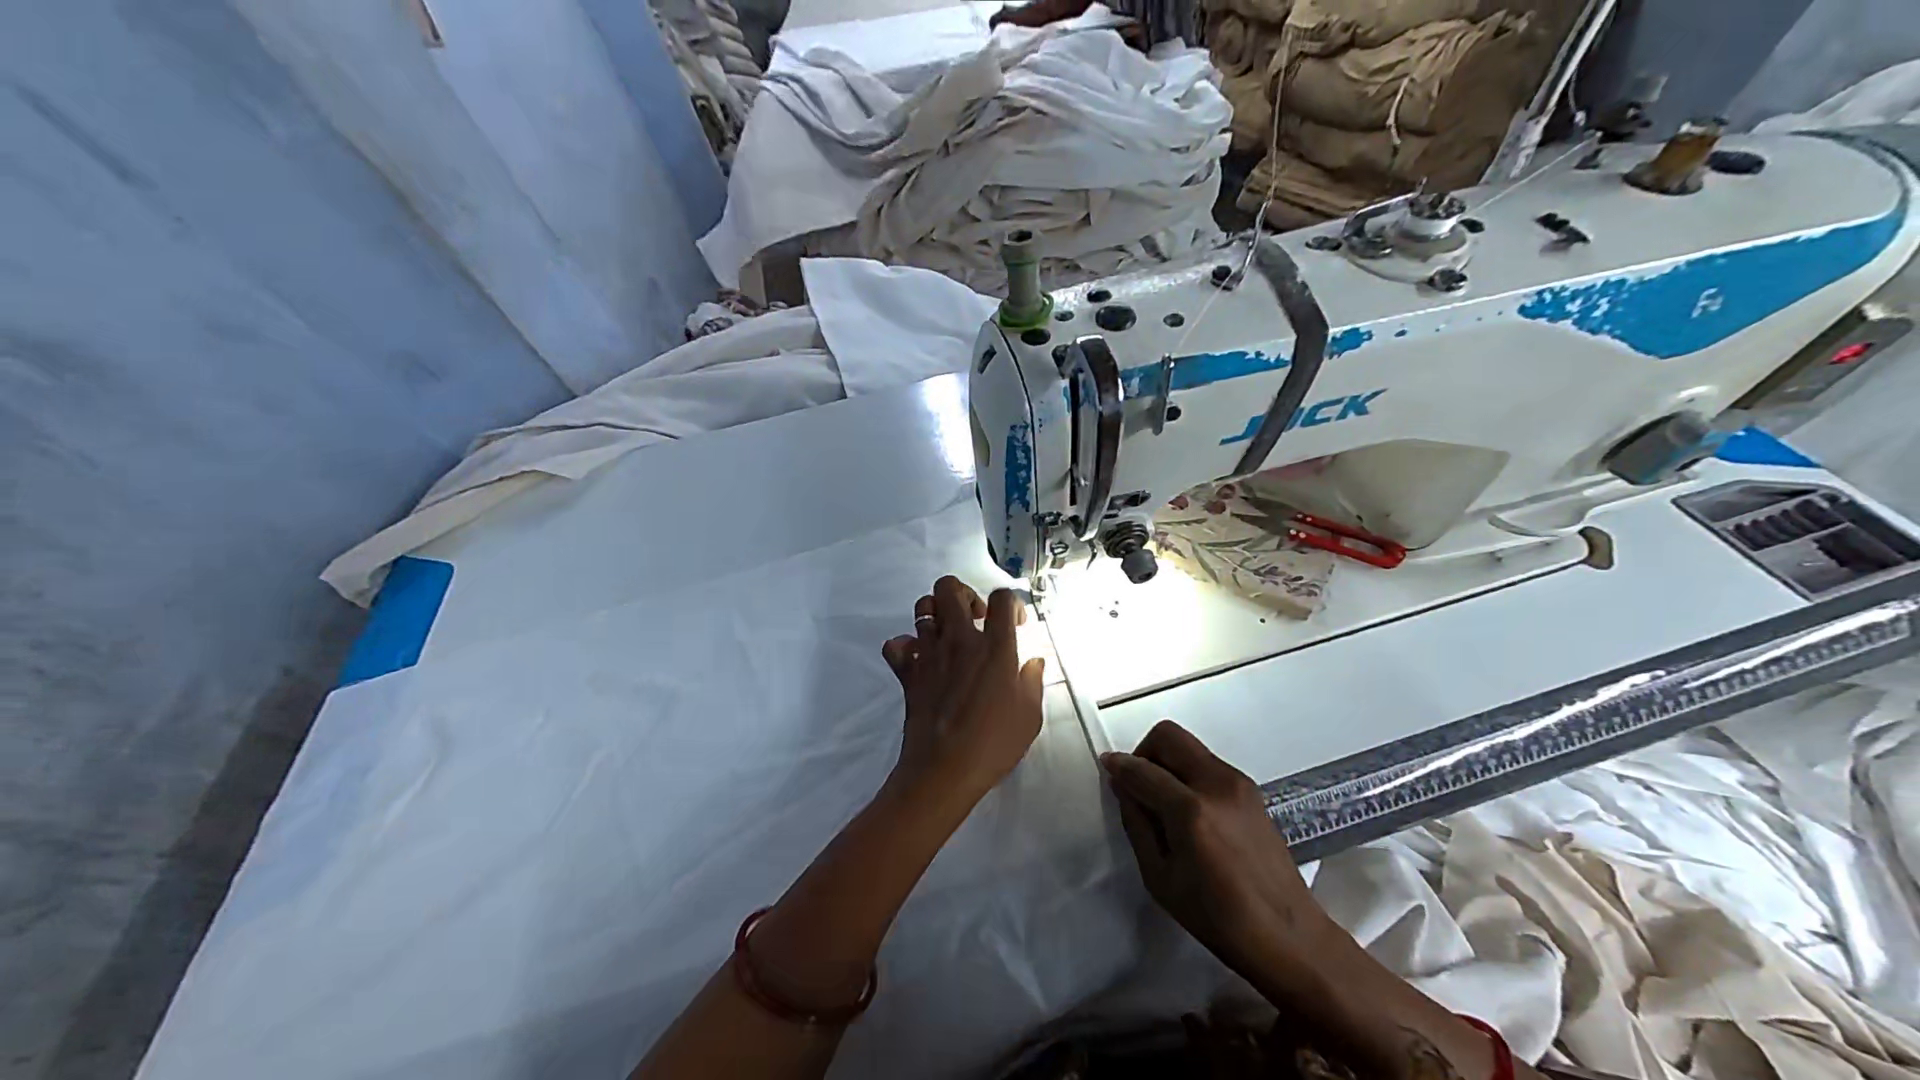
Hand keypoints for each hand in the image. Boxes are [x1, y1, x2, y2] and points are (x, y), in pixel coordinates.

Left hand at [880, 576, 1044, 808]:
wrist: (945, 769)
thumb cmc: (994, 743)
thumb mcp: (1030, 716)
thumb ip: (1032, 681)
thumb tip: (1032, 662)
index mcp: (995, 647)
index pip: (1002, 598)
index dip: (1011, 602)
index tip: (1015, 623)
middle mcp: (959, 640)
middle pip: (951, 588)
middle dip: (965, 594)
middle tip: (975, 618)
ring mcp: (929, 653)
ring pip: (922, 608)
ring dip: (936, 614)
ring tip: (948, 635)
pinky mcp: (907, 671)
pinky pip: (895, 644)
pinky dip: (904, 645)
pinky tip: (920, 658)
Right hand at [1102, 721, 1341, 993]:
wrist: (1287, 935)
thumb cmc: (1217, 917)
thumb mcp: (1159, 877)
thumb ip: (1136, 824)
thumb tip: (1124, 787)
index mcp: (1191, 810)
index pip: (1143, 770)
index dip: (1119, 766)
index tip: (1107, 767)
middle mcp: (1217, 784)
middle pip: (1169, 736)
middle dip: (1145, 751)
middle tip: (1139, 784)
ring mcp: (1239, 783)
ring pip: (1190, 746)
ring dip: (1168, 761)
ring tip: (1164, 802)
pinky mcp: (1252, 790)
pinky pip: (1208, 763)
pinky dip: (1188, 772)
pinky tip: (1189, 810)